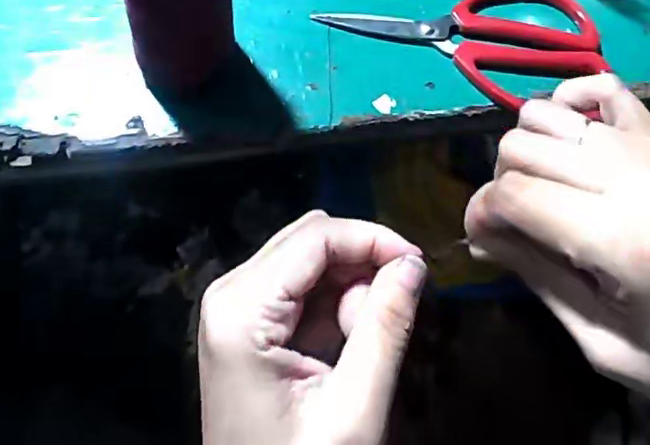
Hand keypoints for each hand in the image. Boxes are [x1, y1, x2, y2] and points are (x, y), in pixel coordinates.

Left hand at [198, 211, 426, 444]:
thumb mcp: (353, 412)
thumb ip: (384, 330)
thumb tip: (413, 264)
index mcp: (241, 307)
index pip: (314, 238)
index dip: (370, 238)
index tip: (419, 263)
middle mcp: (230, 291)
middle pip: (308, 242)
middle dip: (359, 266)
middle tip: (391, 317)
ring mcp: (234, 305)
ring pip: (306, 260)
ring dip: (349, 286)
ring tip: (366, 342)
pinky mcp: (245, 322)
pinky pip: (298, 287)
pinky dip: (333, 304)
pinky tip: (347, 343)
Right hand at [464, 75, 649, 421]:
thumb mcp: (608, 347)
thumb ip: (536, 277)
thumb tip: (479, 233)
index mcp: (625, 244)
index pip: (512, 196)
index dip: (480, 214)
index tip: (482, 238)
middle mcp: (634, 180)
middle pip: (519, 148)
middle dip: (502, 185)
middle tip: (522, 224)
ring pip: (543, 114)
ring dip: (529, 148)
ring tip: (549, 188)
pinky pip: (599, 86)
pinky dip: (570, 100)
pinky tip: (573, 138)